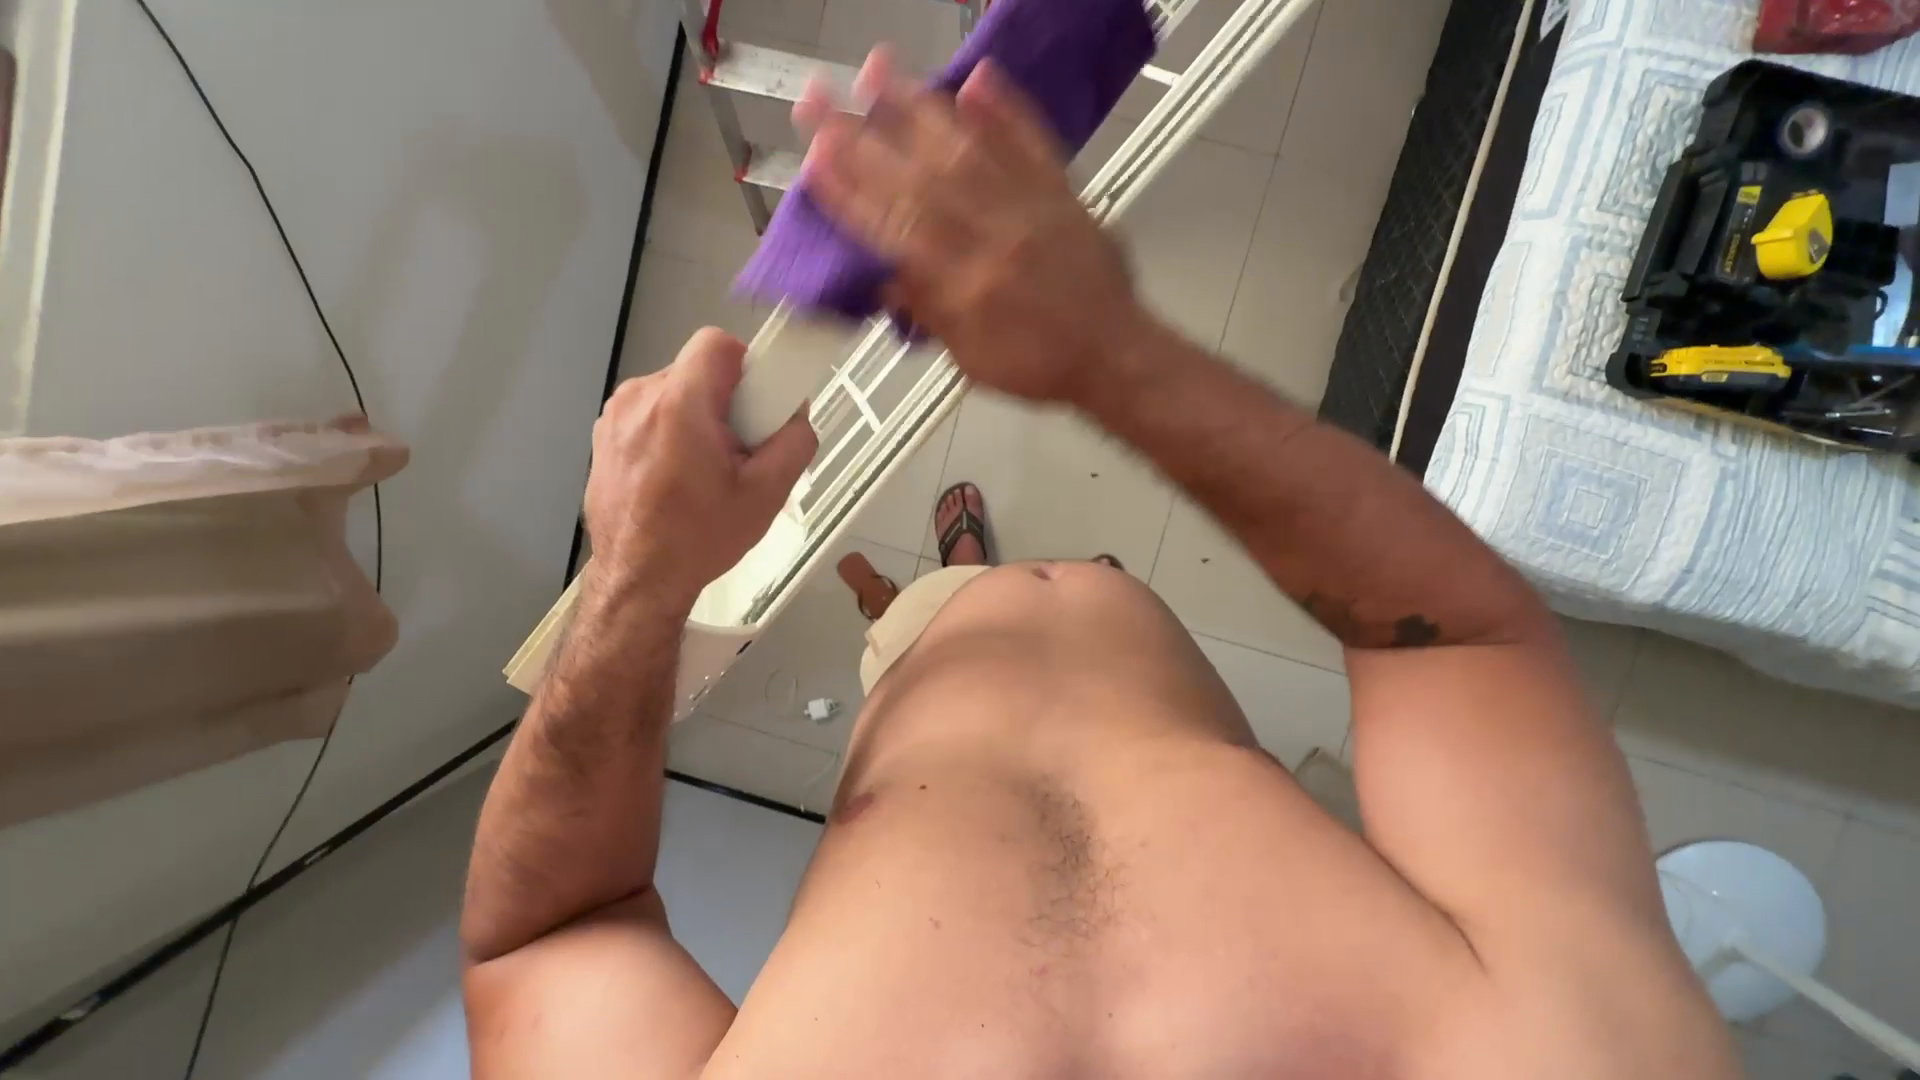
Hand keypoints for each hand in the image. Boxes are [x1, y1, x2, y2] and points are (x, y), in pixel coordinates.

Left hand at [584, 328, 817, 610]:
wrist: (638, 579)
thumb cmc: (700, 538)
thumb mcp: (766, 494)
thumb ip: (794, 442)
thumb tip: (796, 415)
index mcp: (679, 405)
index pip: (717, 344)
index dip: (746, 368)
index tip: (755, 407)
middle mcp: (639, 399)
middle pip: (697, 371)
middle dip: (725, 402)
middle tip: (738, 453)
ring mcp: (614, 416)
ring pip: (674, 392)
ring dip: (697, 418)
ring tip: (705, 471)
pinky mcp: (603, 435)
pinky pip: (650, 413)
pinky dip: (670, 433)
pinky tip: (676, 478)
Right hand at [795, 49, 1154, 404]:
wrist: (1115, 357)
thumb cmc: (1038, 367)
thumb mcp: (972, 359)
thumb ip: (931, 313)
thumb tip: (885, 277)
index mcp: (966, 284)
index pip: (896, 229)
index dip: (851, 193)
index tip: (815, 160)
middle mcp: (993, 236)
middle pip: (918, 179)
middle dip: (863, 138)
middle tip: (820, 100)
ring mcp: (1029, 208)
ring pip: (967, 150)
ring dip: (918, 107)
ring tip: (878, 70)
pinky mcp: (1062, 193)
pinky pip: (1033, 144)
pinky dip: (1005, 109)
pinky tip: (977, 77)